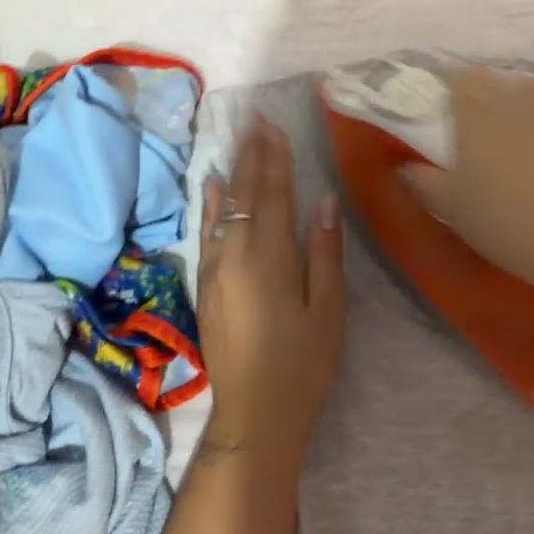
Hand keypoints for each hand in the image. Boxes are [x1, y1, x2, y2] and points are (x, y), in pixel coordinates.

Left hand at [196, 116, 345, 457]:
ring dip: (235, 173)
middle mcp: (235, 255)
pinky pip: (207, 233)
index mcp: (270, 259)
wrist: (255, 413)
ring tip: (240, 140)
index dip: (276, 159)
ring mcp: (215, 270)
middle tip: (256, 119)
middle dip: (253, 156)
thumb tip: (324, 201)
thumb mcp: (327, 310)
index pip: (274, 196)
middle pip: (246, 196)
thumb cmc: (303, 365)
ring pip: (224, 210)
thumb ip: (324, 253)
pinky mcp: (206, 287)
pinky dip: (211, 206)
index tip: (274, 126)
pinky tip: (214, 187)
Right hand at [402, 68, 533, 295]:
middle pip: (493, 90)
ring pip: (530, 107)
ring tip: (519, 172)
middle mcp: (519, 92)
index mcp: (475, 103)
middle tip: (476, 158)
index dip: (443, 101)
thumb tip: (410, 166)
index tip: (439, 133)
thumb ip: (424, 182)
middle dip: (481, 114)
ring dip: (519, 128)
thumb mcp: (454, 210)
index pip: (452, 79)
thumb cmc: (513, 221)